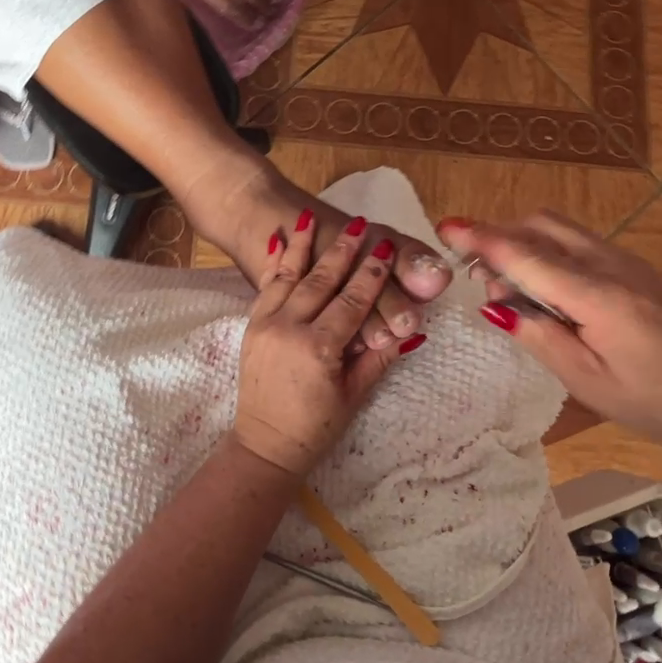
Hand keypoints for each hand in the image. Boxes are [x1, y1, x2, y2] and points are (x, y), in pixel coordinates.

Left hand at [232, 213, 425, 475]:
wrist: (264, 443)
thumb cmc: (316, 427)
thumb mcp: (354, 395)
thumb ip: (378, 358)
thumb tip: (410, 328)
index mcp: (319, 348)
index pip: (351, 302)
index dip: (371, 274)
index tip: (385, 248)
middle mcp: (290, 329)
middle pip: (321, 281)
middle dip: (342, 251)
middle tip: (360, 225)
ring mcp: (266, 325)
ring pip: (289, 277)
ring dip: (303, 246)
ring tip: (314, 219)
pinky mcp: (252, 326)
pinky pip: (266, 287)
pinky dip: (276, 263)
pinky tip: (281, 241)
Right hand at [437, 212, 661, 458]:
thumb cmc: (656, 403)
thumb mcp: (586, 380)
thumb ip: (537, 335)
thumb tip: (493, 303)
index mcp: (597, 296)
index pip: (526, 255)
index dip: (483, 239)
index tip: (446, 226)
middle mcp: (612, 267)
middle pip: (542, 225)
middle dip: (500, 233)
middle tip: (473, 267)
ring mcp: (629, 264)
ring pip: (562, 230)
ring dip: (523, 240)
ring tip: (502, 280)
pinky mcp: (638, 272)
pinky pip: (580, 244)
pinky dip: (547, 250)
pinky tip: (542, 287)